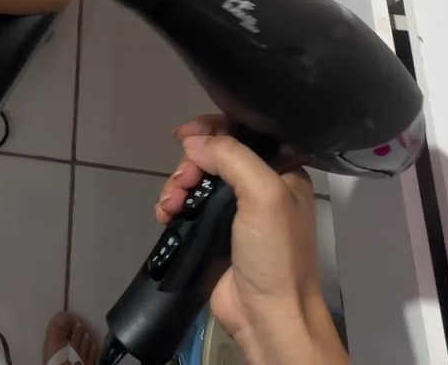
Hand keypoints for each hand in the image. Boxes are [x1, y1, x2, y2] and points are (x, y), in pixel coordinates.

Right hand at [155, 117, 347, 364]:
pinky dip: (173, 204)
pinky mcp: (215, 232)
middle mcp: (260, 185)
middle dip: (190, 162)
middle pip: (214, 153)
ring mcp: (236, 211)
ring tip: (170, 205)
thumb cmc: (275, 254)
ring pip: (197, 177)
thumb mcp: (263, 195)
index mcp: (281, 171)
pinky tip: (166, 215)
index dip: (212, 127)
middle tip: (182, 180)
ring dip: (177, 185)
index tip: (185, 136)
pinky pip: (188, 204)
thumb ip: (230, 156)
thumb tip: (192, 142)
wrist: (268, 319)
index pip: (243, 131)